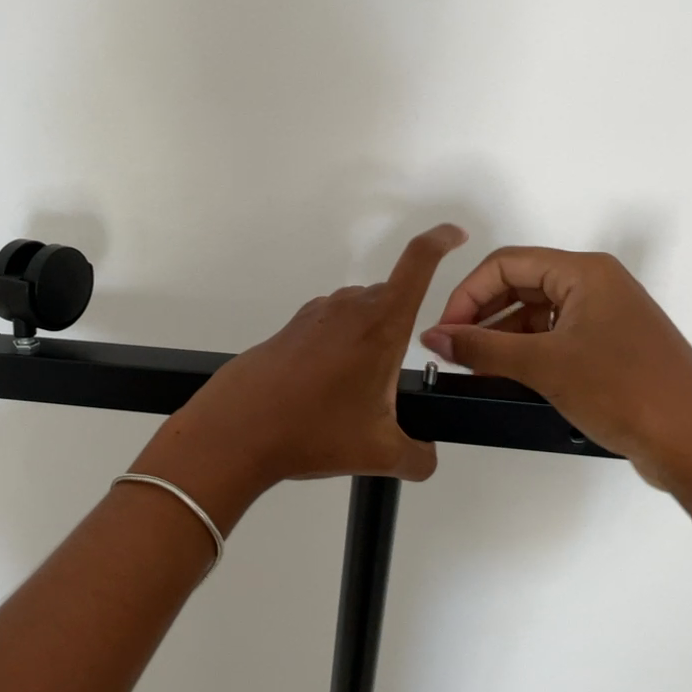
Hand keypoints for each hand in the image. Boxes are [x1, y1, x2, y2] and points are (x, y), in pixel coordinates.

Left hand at [131, 224, 467, 525]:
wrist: (236, 432)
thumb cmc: (308, 431)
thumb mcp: (379, 453)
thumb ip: (419, 456)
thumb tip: (424, 457)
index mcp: (381, 325)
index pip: (418, 262)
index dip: (441, 240)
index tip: (454, 234)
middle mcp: (348, 310)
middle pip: (389, 298)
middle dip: (402, 328)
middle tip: (395, 380)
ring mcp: (314, 316)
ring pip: (358, 314)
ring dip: (367, 342)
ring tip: (357, 396)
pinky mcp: (289, 330)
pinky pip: (327, 328)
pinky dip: (337, 350)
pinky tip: (326, 392)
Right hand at [419, 247, 691, 492]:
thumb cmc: (624, 390)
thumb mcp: (543, 366)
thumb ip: (481, 348)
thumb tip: (434, 337)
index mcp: (584, 272)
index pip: (505, 264)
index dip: (467, 294)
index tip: (443, 332)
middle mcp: (596, 284)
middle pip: (520, 284)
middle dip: (481, 314)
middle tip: (453, 350)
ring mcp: (605, 316)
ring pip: (535, 313)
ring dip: (501, 336)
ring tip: (474, 367)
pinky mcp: (610, 346)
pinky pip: (554, 336)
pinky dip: (525, 351)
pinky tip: (505, 375)